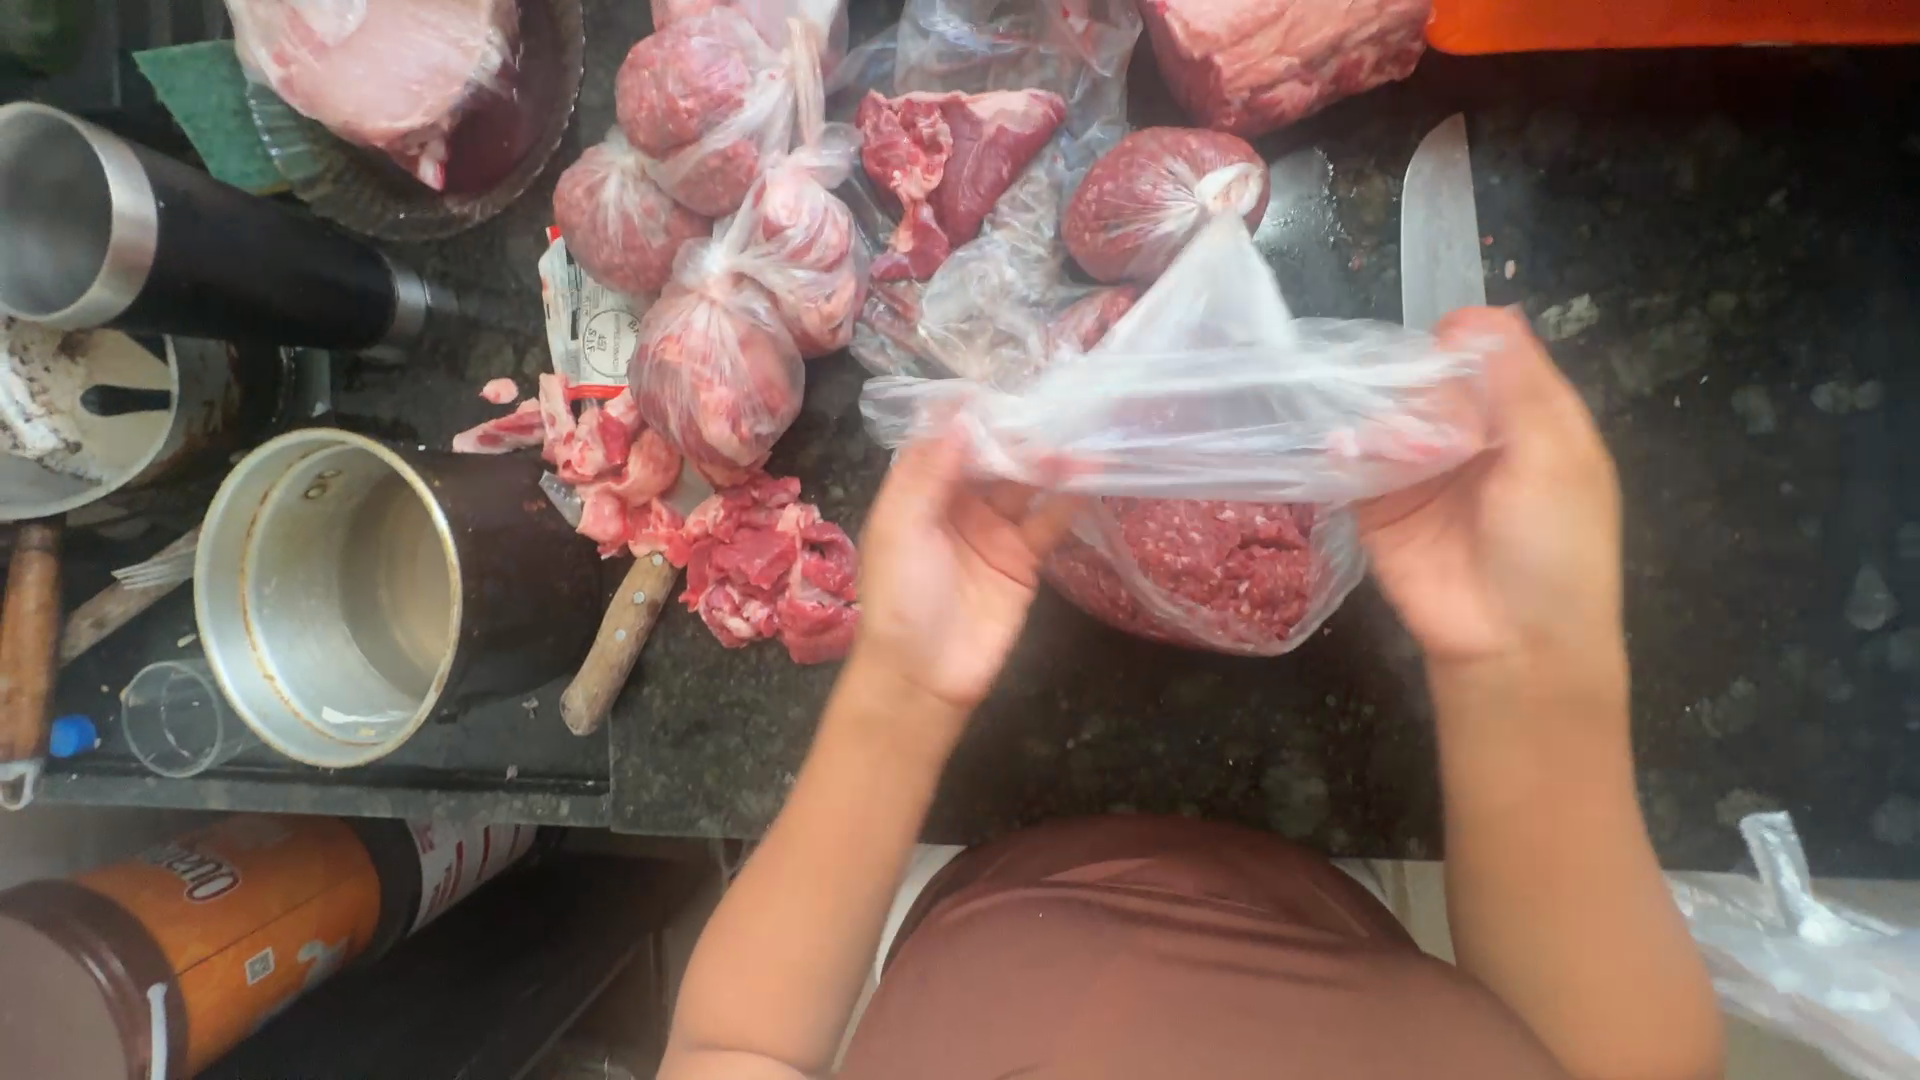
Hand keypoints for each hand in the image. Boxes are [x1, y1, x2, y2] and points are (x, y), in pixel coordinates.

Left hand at [850, 426, 1078, 717]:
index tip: (1002, 391)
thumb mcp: (900, 528)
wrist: (923, 675)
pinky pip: (1049, 521)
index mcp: (919, 493)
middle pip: (992, 459)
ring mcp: (993, 531)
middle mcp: (957, 505)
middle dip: (1018, 436)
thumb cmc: (899, 597)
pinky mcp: (1024, 559)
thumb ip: (929, 473)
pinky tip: (1089, 474)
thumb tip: (960, 418)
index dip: (973, 418)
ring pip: (1025, 485)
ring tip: (1077, 437)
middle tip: (1052, 409)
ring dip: (1049, 462)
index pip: (949, 443)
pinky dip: (1069, 498)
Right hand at [1356, 307, 1622, 670]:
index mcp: (1521, 418)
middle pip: (1422, 384)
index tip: (1433, 346)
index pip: (1481, 356)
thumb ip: (1516, 385)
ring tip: (1374, 437)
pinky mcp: (1371, 503)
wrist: (1507, 640)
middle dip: (1405, 383)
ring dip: (1371, 417)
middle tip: (1399, 402)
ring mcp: (1413, 470)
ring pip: (1380, 419)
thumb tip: (1466, 316)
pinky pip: (1349, 464)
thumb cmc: (1553, 546)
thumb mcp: (1555, 457)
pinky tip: (1340, 450)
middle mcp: (1464, 436)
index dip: (1456, 345)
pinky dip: (1341, 452)